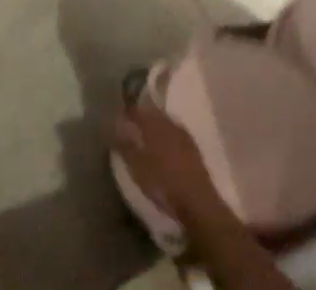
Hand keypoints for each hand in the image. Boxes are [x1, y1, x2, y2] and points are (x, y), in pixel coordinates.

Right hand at [113, 102, 231, 225]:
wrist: (198, 204)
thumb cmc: (163, 185)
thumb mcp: (138, 168)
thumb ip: (126, 146)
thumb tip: (117, 126)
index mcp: (154, 128)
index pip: (138, 112)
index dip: (129, 111)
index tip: (120, 113)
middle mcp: (170, 127)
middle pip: (155, 113)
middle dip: (144, 114)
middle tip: (133, 119)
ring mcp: (184, 138)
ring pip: (167, 122)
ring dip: (157, 122)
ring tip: (148, 129)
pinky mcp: (194, 150)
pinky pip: (177, 132)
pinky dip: (169, 133)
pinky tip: (167, 141)